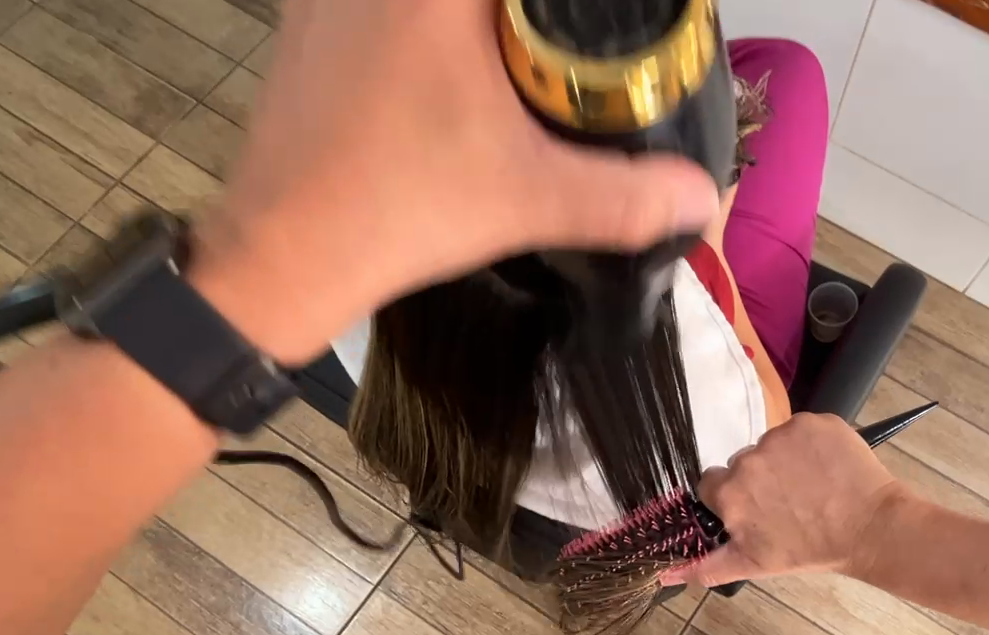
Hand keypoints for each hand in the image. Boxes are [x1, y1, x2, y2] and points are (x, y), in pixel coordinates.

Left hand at [191, 0, 720, 357]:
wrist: (287, 254)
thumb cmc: (407, 212)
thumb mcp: (531, 202)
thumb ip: (623, 197)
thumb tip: (702, 199)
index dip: (577, 11)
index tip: (595, 33)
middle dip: (527, 23)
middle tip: (558, 63)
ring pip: (432, 3)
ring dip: (476, 26)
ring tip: (510, 73)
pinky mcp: (308, 21)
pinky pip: (387, 6)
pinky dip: (426, 29)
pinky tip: (444, 82)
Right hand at [665, 414, 909, 586]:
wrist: (871, 529)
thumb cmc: (810, 550)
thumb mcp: (753, 565)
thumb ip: (705, 567)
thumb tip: (664, 575)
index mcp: (729, 492)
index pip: (712, 484)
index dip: (732, 498)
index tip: (754, 510)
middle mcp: (749, 458)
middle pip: (741, 463)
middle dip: (757, 480)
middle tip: (786, 502)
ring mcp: (782, 436)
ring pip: (770, 446)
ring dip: (783, 461)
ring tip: (810, 487)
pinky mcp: (813, 421)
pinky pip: (800, 430)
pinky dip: (810, 446)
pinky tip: (825, 469)